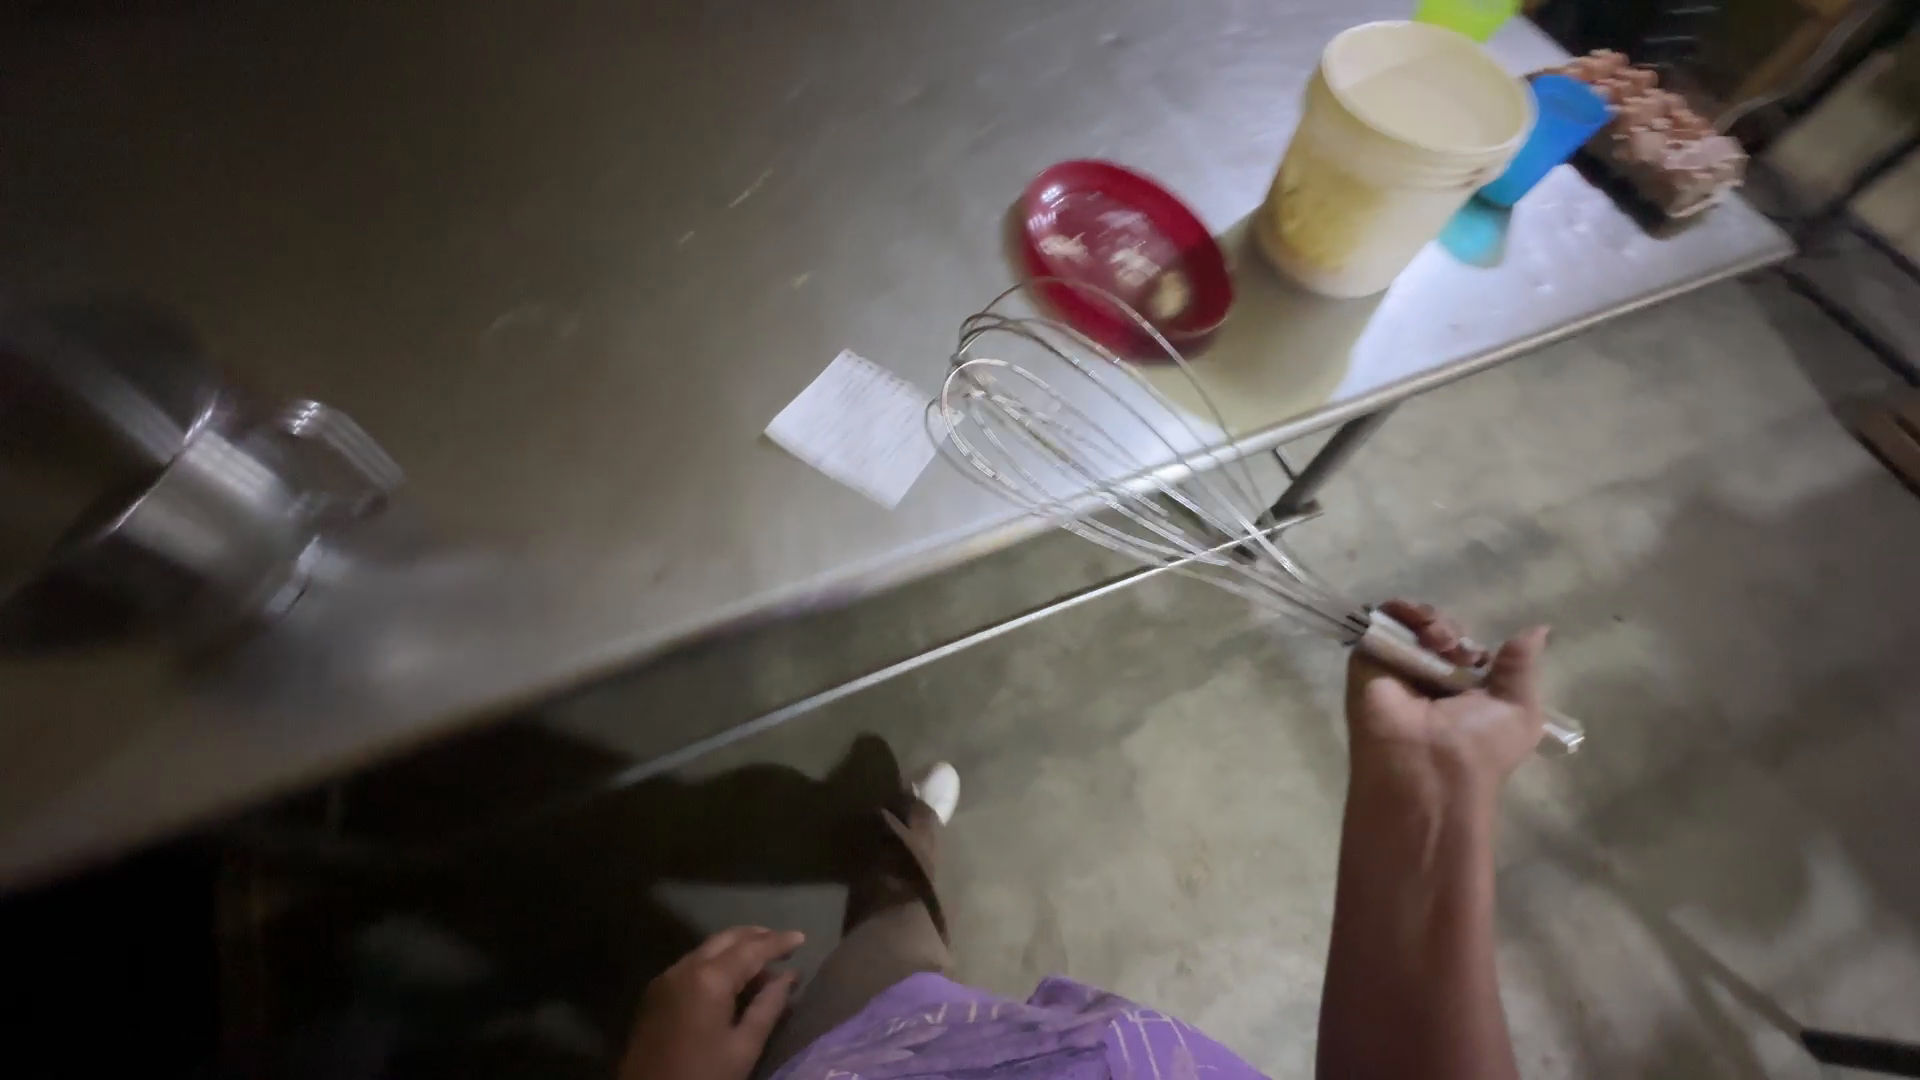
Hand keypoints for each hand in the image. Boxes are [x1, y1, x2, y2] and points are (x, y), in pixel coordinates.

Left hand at [618, 926, 804, 1079]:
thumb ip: (768, 1007)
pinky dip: (716, 963)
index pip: (753, 948)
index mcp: (709, 978)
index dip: (779, 941)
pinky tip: (731, 980)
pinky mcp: (655, 995)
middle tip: (783, 945)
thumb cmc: (700, 1079)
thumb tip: (789, 977)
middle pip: (728, 938)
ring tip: (762, 965)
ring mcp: (666, 979)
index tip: (802, 938)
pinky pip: (692, 965)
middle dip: (757, 937)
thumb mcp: (742, 1049)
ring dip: (736, 950)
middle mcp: (685, 967)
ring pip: (709, 949)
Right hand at [1345, 600, 1549, 807]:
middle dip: (1449, 629)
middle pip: (1436, 630)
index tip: (1475, 657)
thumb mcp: (1519, 709)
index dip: (1470, 641)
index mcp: (1460, 688)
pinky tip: (1414, 622)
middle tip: (1453, 649)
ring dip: (1428, 619)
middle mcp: (1426, 674)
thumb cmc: (1478, 744)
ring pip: (1411, 622)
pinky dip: (1399, 611)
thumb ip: (1522, 666)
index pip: (1463, 646)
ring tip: (1436, 640)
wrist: (1426, 764)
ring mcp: (1395, 665)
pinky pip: (1381, 623)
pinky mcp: (1367, 657)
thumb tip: (1540, 628)